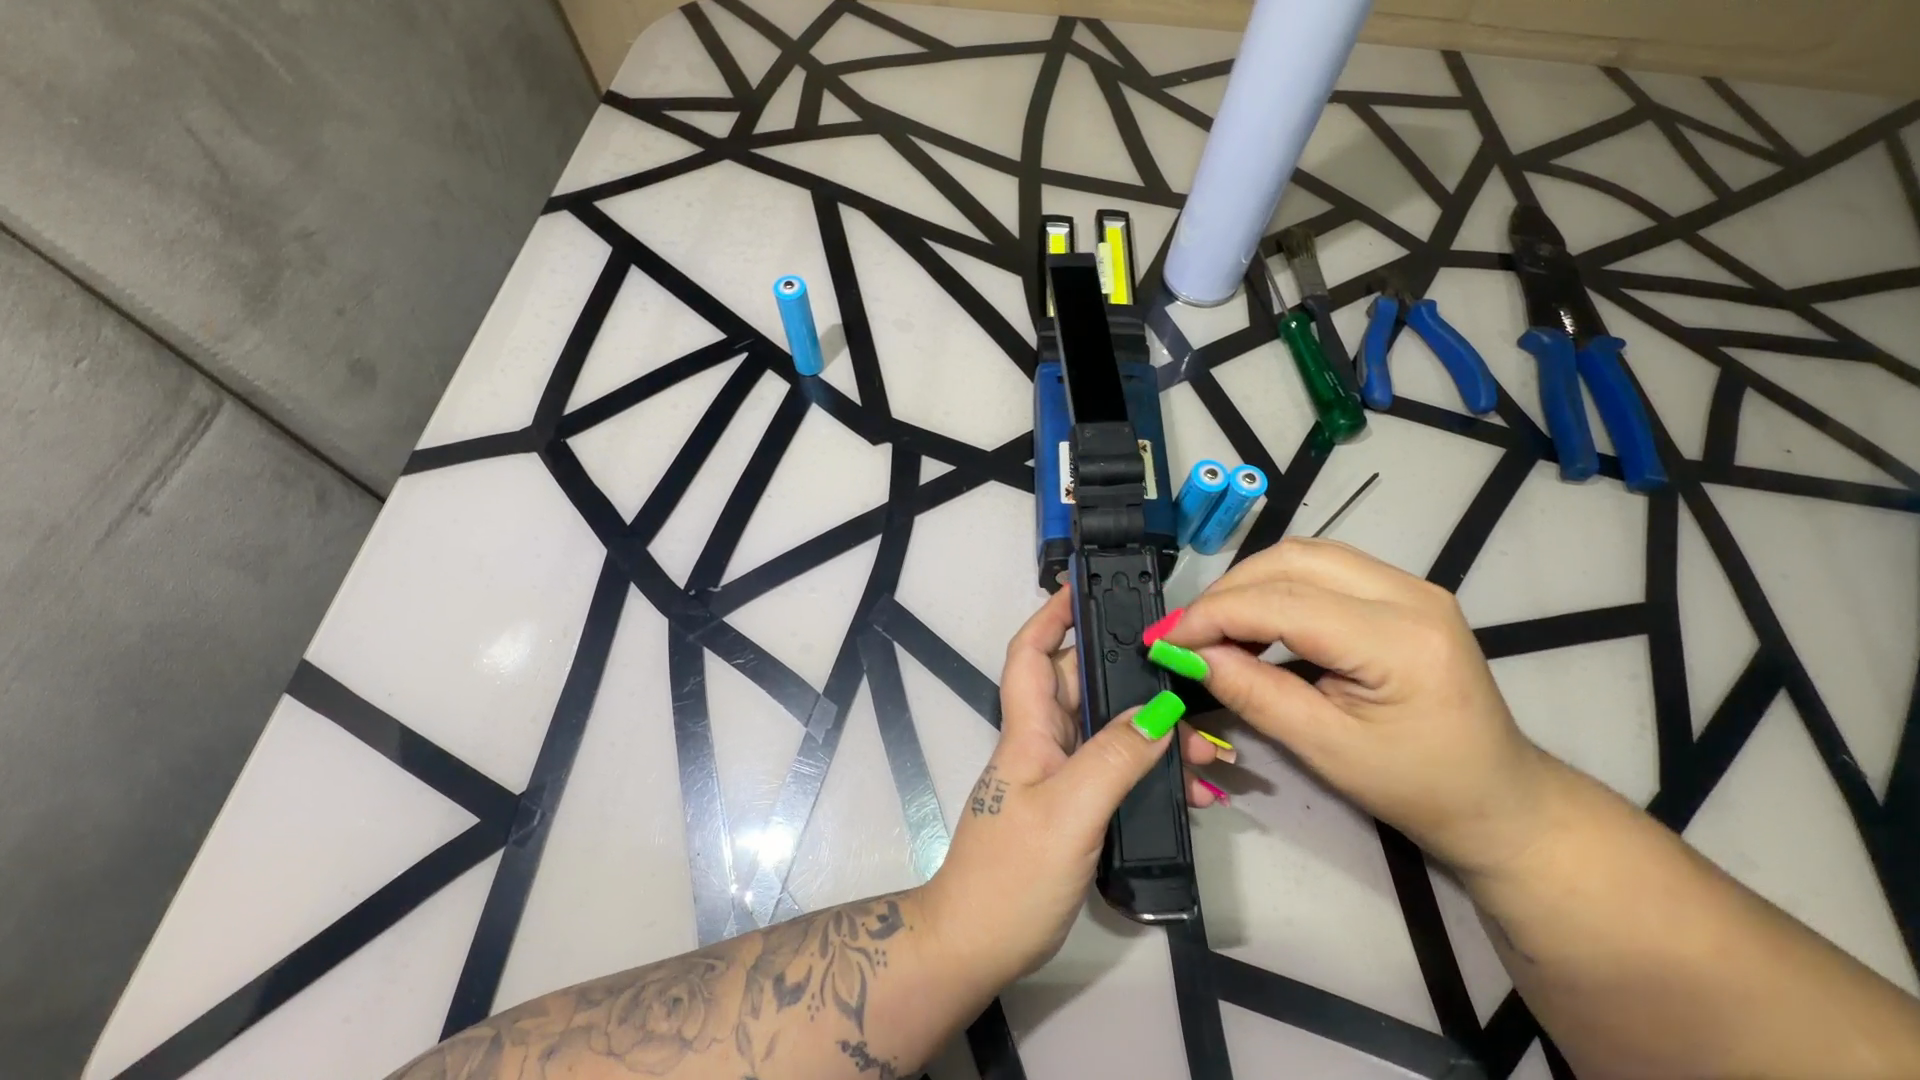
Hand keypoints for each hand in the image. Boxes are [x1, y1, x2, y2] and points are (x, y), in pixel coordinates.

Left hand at [920, 589, 1224, 991]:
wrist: (978, 944)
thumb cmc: (1012, 874)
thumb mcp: (1069, 811)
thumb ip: (1114, 758)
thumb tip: (1160, 712)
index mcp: (1028, 731)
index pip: (1030, 654)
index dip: (1052, 616)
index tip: (1087, 590)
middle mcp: (1042, 745)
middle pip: (1087, 691)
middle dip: (1138, 686)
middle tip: (1195, 695)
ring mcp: (1058, 779)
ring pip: (1112, 735)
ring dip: (1158, 738)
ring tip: (1209, 761)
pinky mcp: (1074, 810)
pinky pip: (1118, 775)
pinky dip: (1154, 776)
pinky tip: (1193, 794)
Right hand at [1159, 538, 1553, 875]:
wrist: (1497, 796)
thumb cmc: (1416, 785)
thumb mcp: (1325, 748)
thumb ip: (1255, 693)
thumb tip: (1192, 656)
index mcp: (1398, 639)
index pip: (1282, 602)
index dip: (1213, 615)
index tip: (1165, 641)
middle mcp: (1410, 594)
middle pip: (1291, 561)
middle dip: (1226, 592)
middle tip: (1186, 635)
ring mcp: (1411, 587)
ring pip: (1305, 555)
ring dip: (1249, 584)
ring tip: (1214, 629)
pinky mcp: (1404, 593)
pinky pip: (1324, 568)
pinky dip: (1277, 587)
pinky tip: (1255, 622)